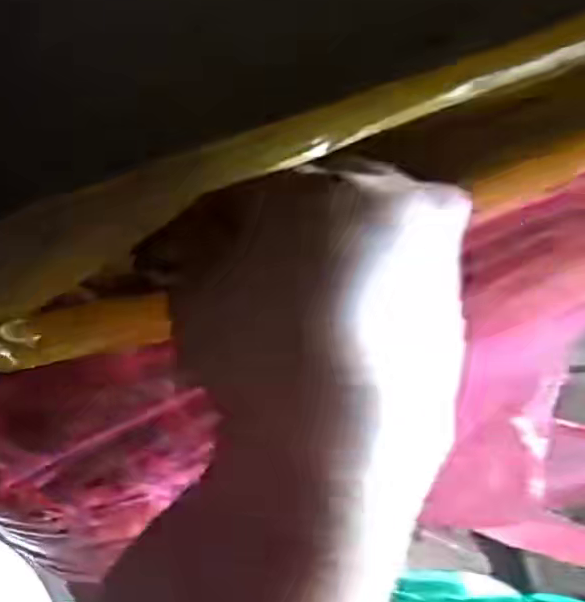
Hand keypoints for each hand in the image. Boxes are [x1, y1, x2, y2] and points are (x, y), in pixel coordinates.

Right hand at [164, 164, 469, 489]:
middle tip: (208, 262)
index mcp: (320, 188)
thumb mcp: (192, 292)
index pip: (234, 193)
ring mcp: (430, 233)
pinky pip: (374, 252)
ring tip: (252, 284)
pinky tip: (297, 302)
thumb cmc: (251, 341)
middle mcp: (391, 192)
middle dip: (252, 225)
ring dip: (296, 244)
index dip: (187, 226)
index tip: (156, 257)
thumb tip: (182, 245)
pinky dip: (333, 266)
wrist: (339, 413)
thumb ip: (189, 255)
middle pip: (304, 196)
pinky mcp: (445, 275)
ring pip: (344, 222)